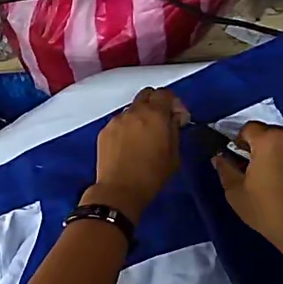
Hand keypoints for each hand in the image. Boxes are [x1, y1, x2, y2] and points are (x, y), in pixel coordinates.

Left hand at [88, 87, 187, 219]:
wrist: (119, 190)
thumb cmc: (152, 175)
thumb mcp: (174, 155)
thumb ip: (174, 130)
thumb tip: (173, 118)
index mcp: (155, 115)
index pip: (165, 94)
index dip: (174, 103)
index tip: (177, 117)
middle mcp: (134, 112)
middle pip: (147, 94)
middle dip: (156, 103)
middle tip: (161, 121)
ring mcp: (117, 120)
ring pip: (132, 108)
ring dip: (140, 115)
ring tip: (143, 136)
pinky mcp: (105, 130)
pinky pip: (119, 121)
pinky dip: (127, 127)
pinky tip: (129, 144)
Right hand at [212, 121, 282, 249]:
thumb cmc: (267, 209)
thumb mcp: (236, 192)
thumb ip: (225, 169)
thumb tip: (219, 158)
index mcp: (269, 140)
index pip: (249, 128)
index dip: (240, 141)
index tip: (239, 158)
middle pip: (272, 133)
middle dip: (263, 146)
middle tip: (258, 169)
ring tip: (279, 177)